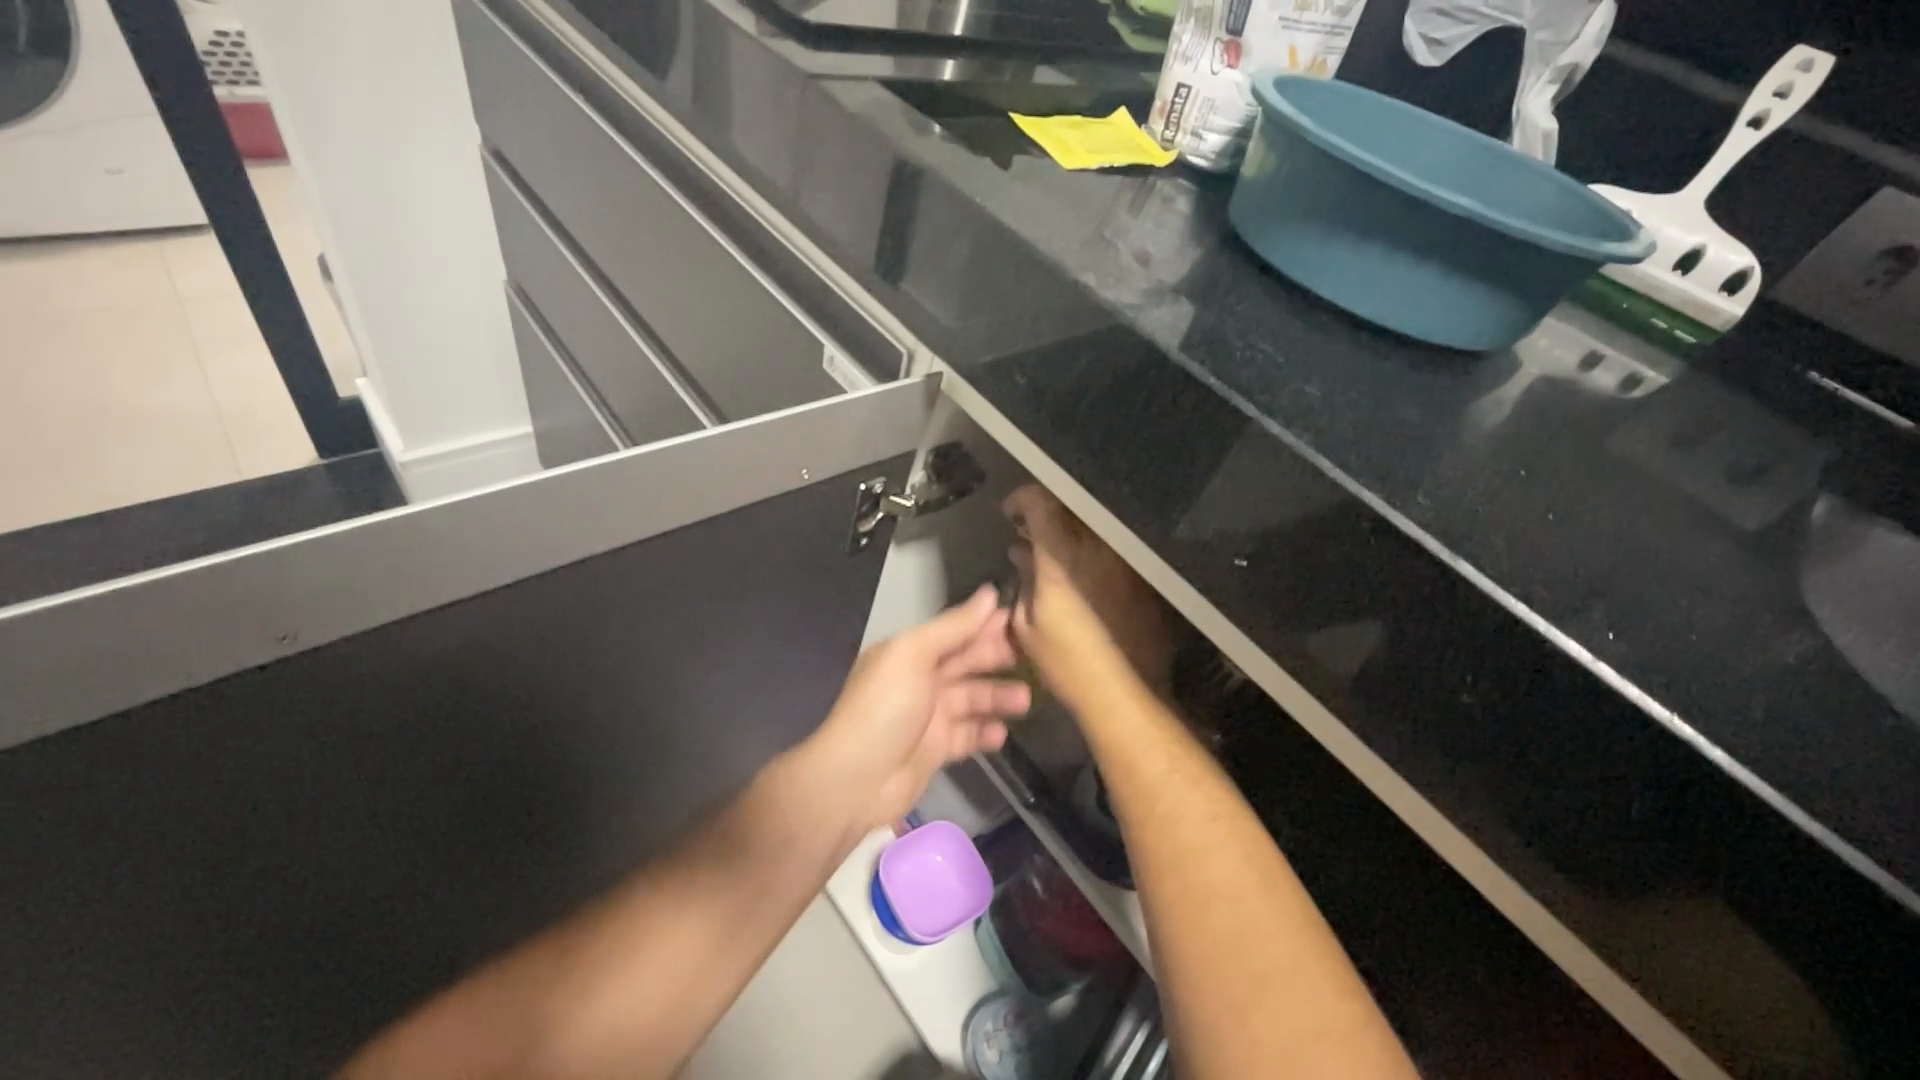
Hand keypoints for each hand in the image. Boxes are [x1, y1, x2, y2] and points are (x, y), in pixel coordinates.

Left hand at [807, 586, 1031, 832]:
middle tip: (1035, 657)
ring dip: (998, 697)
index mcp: (910, 652)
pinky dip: (985, 732)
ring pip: (972, 699)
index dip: (986, 624)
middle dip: (997, 658)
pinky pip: (968, 736)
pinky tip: (1001, 733)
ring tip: (1024, 700)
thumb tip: (990, 594)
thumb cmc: (884, 708)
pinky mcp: (936, 750)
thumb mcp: (914, 655)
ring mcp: (929, 717)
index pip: (955, 631)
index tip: (1022, 617)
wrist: (856, 778)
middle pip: (966, 663)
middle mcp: (920, 680)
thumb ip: (953, 627)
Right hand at [1003, 485, 1173, 709]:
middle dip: (1045, 513)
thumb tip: (1021, 554)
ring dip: (1070, 532)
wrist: (1123, 692)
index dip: (1021, 499)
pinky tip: (1083, 574)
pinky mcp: (1140, 578)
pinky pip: (1112, 550)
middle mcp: (1096, 549)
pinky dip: (1093, 553)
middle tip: (1029, 531)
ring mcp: (1123, 561)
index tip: (1010, 512)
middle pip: (1069, 508)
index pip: (1041, 503)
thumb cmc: (1066, 662)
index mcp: (1062, 557)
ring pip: (1093, 528)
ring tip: (1054, 552)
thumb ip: (1023, 581)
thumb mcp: (1026, 626)